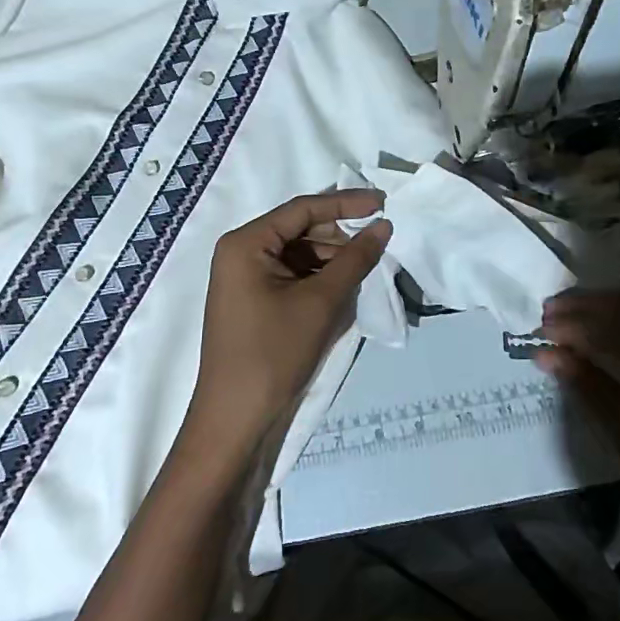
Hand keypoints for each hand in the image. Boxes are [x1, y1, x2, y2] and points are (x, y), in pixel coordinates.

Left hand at [190, 190, 390, 450]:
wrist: (235, 417)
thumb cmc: (273, 353)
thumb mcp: (320, 303)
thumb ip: (354, 259)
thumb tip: (383, 226)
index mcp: (246, 243)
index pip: (302, 209)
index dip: (345, 203)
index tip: (383, 203)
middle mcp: (240, 251)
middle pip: (299, 229)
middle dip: (340, 235)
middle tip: (379, 241)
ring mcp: (244, 276)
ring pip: (298, 253)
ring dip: (332, 257)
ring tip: (367, 267)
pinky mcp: (253, 298)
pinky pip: (291, 274)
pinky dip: (319, 277)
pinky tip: (345, 285)